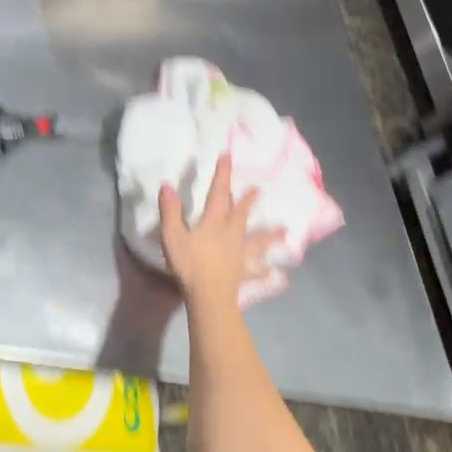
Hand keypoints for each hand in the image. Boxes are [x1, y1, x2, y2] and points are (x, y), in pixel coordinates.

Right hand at [158, 156, 275, 308]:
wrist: (209, 295)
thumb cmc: (188, 263)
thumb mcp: (172, 234)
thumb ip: (170, 210)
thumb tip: (167, 185)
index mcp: (213, 222)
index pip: (218, 193)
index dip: (222, 174)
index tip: (228, 156)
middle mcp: (231, 234)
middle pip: (240, 214)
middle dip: (247, 201)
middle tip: (258, 190)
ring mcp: (240, 254)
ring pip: (256, 240)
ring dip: (269, 234)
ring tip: (284, 229)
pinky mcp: (242, 272)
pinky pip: (255, 270)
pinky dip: (264, 270)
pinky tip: (274, 272)